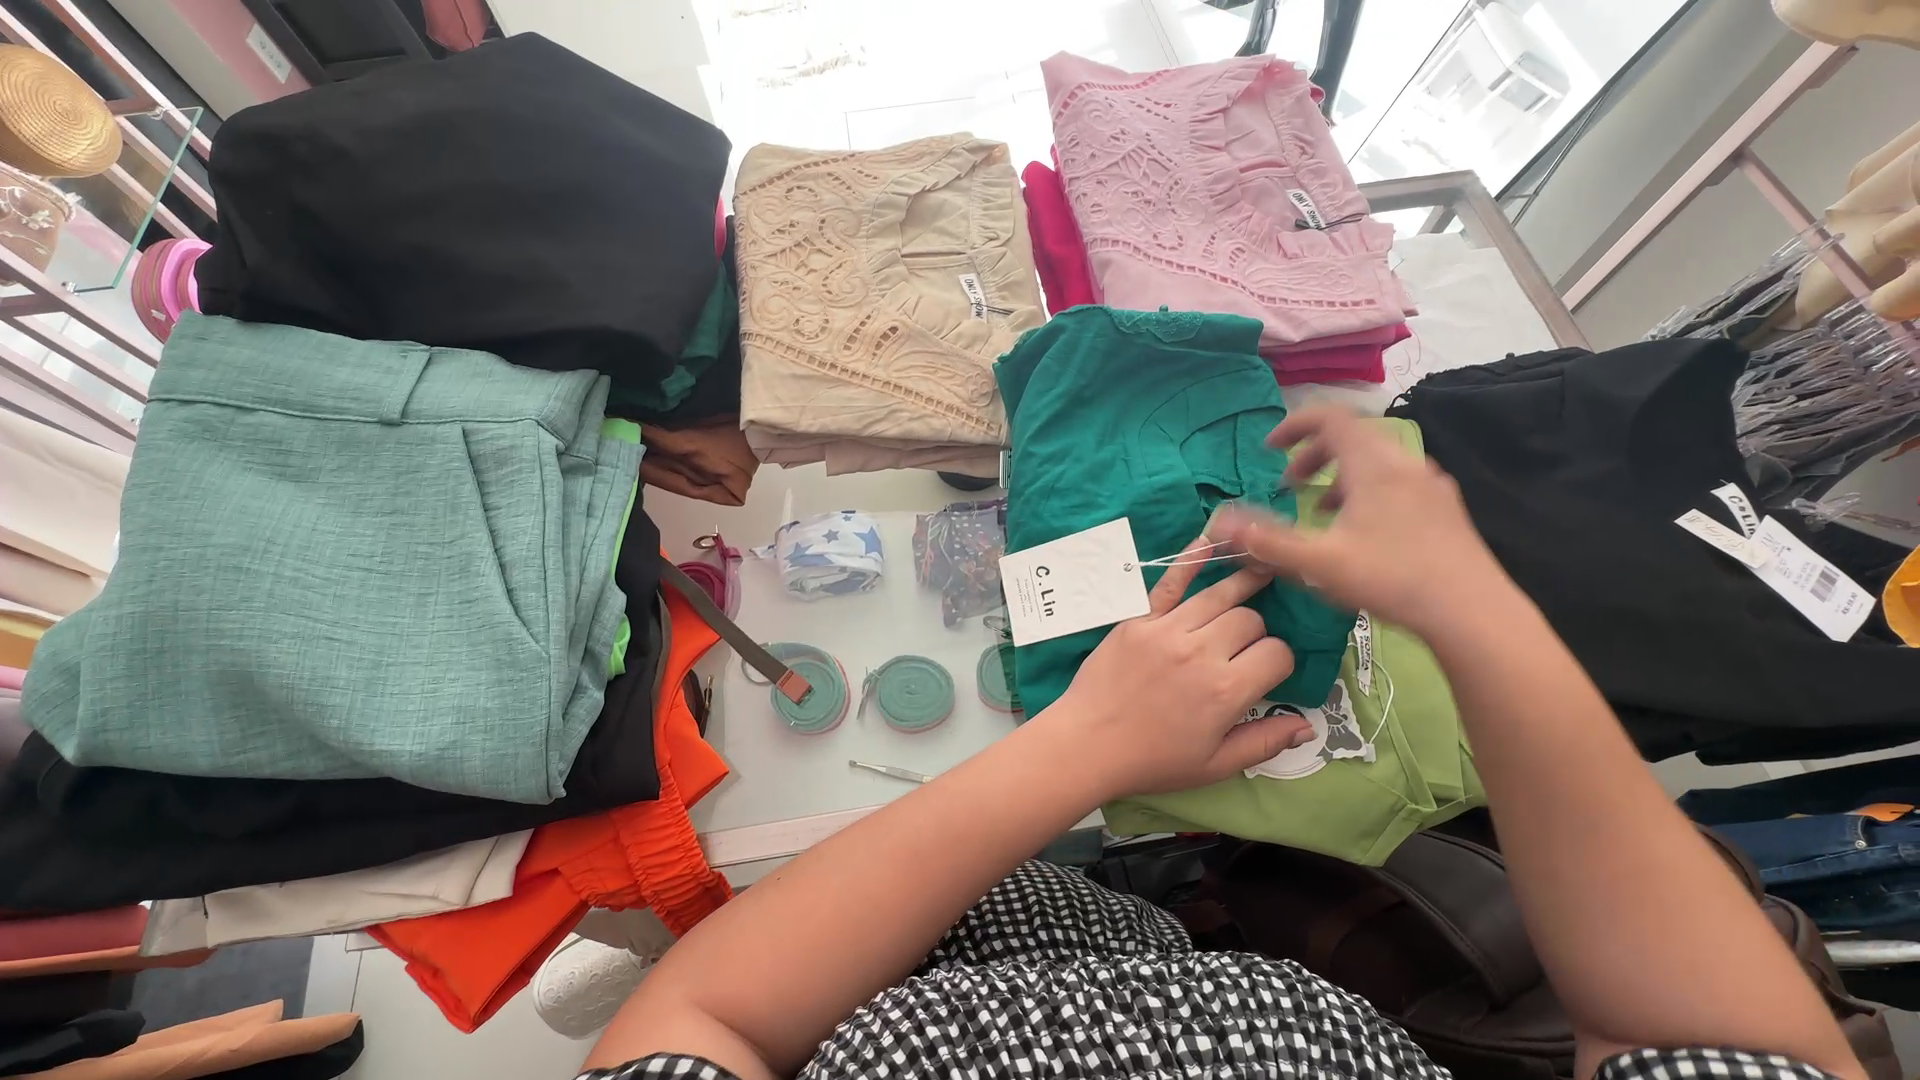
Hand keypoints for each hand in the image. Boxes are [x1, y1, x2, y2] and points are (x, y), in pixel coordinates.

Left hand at [1037, 539, 1313, 798]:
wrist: (1088, 744)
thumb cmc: (1153, 760)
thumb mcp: (1215, 765)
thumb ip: (1264, 742)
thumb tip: (1308, 725)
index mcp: (1227, 690)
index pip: (1277, 654)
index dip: (1279, 661)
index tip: (1267, 672)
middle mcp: (1201, 652)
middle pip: (1250, 620)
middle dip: (1256, 630)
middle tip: (1243, 648)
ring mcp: (1167, 630)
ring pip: (1219, 596)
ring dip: (1242, 585)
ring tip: (1260, 571)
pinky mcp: (1139, 619)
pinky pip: (1170, 582)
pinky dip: (1192, 559)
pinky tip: (1210, 541)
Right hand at [1208, 406, 1513, 637]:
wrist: (1472, 612)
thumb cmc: (1391, 579)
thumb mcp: (1318, 563)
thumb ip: (1265, 540)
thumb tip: (1217, 523)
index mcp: (1372, 466)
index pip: (1330, 418)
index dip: (1294, 425)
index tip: (1269, 447)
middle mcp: (1404, 464)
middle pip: (1352, 436)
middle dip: (1312, 454)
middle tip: (1288, 483)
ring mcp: (1430, 484)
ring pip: (1376, 460)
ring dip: (1339, 474)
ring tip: (1319, 508)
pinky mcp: (1444, 507)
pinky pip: (1397, 480)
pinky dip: (1367, 489)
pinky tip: (1361, 529)